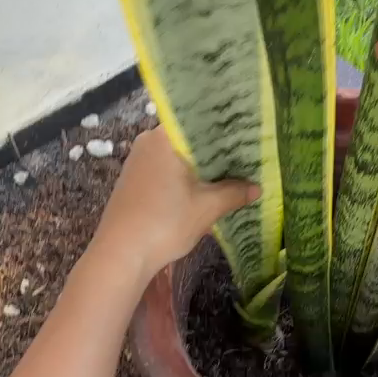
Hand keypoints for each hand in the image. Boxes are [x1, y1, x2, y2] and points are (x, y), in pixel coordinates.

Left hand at [92, 128, 258, 276]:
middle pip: (189, 139)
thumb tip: (257, 188)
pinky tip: (203, 188)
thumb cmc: (165, 223)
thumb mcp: (207, 208)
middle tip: (247, 157)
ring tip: (231, 173)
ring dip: (201, 166)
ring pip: (178, 156)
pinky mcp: (133, 180)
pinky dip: (184, 176)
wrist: (120, 255)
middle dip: (216, 151)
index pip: (201, 121)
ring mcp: (138, 161)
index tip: (249, 138)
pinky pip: (166, 169)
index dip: (227, 130)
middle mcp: (148, 141)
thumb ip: (234, 193)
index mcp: (165, 137)